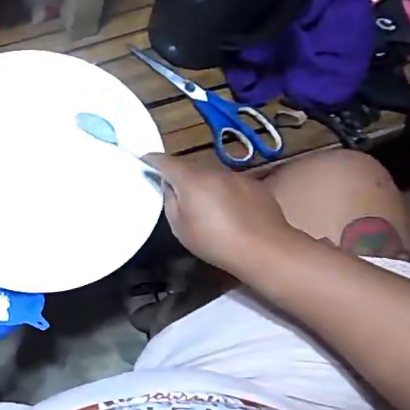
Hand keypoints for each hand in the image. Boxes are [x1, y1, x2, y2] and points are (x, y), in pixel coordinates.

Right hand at [143, 153, 298, 276]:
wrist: (264, 248)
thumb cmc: (215, 242)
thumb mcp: (179, 227)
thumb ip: (170, 201)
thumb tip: (169, 186)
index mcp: (190, 179)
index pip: (165, 161)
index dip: (152, 160)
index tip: (145, 162)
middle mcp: (213, 171)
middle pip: (190, 168)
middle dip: (180, 177)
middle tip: (176, 197)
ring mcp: (236, 176)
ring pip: (212, 176)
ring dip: (204, 186)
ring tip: (206, 210)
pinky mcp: (255, 185)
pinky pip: (231, 184)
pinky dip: (225, 193)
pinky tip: (230, 213)